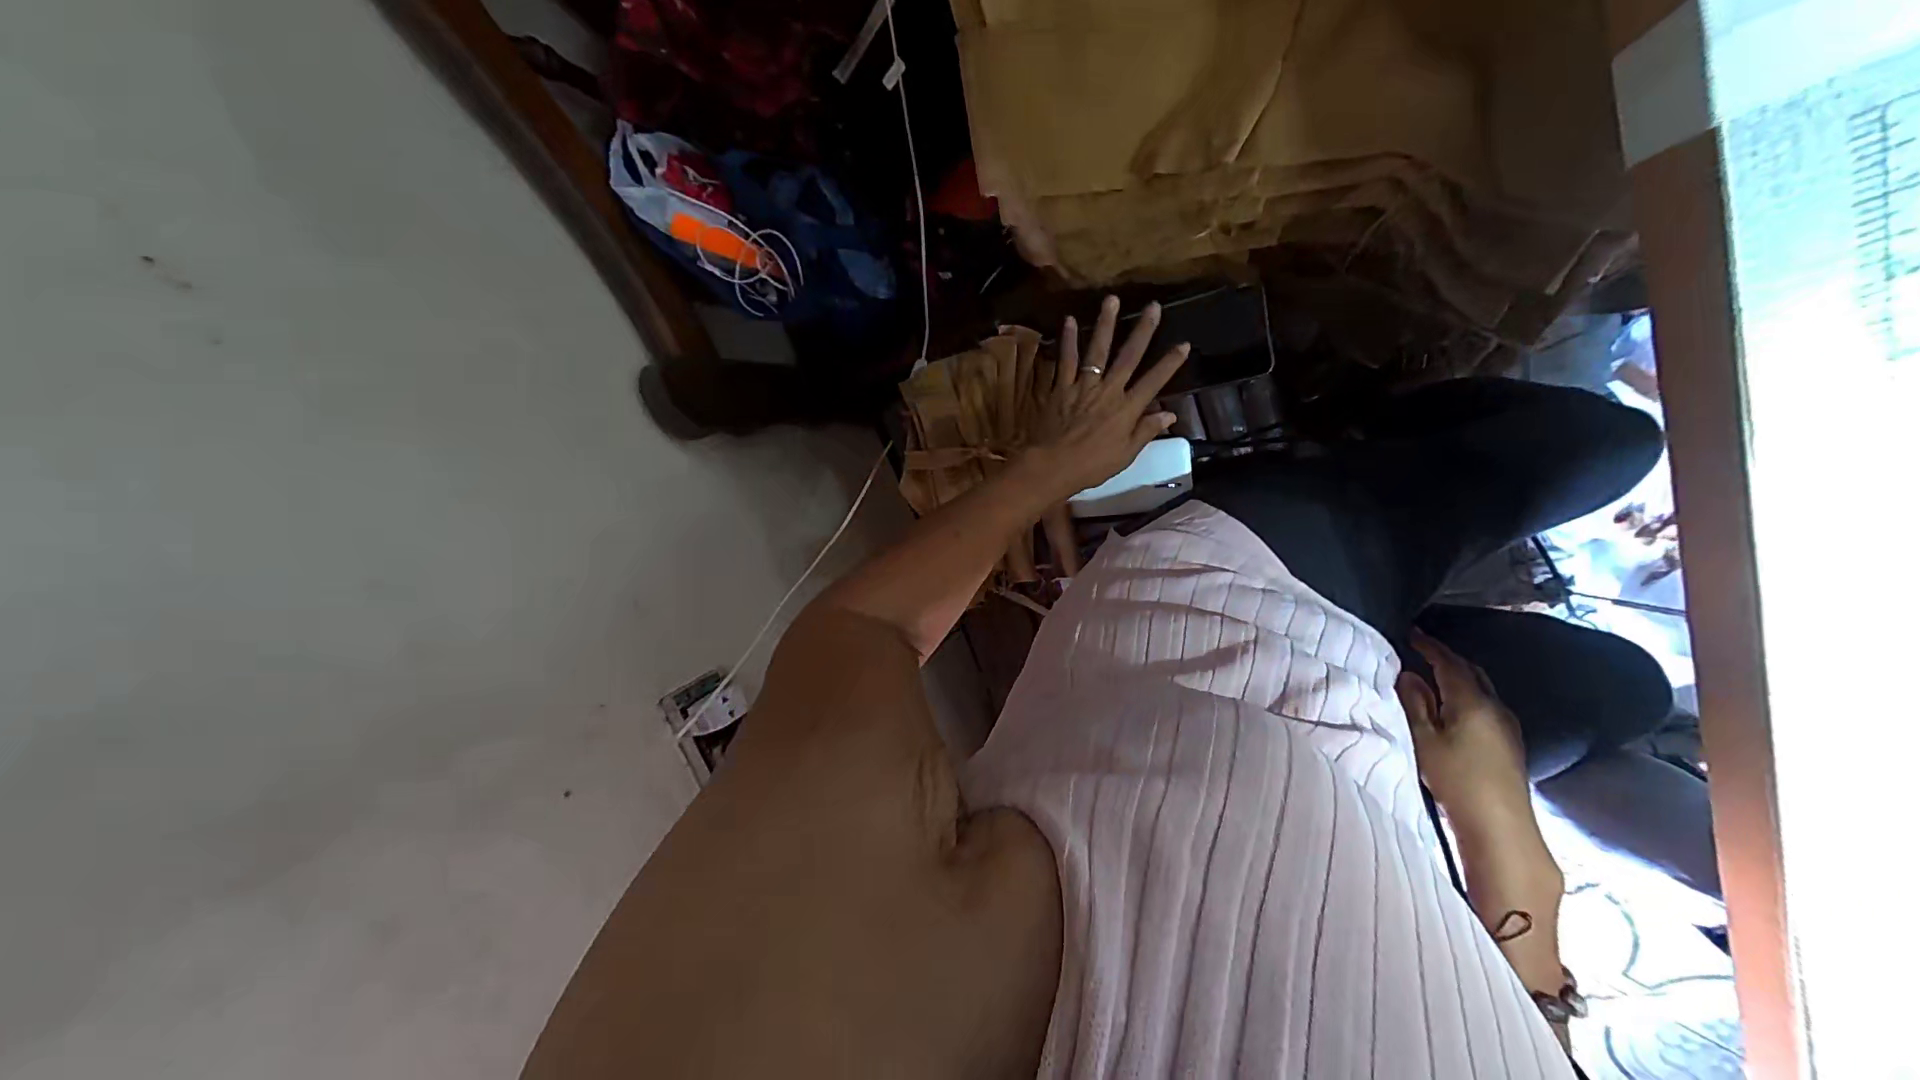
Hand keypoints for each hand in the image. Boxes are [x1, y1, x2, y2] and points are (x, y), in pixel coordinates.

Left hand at [1022, 295, 1189, 498]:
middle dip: (1143, 330)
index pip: (1154, 381)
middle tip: (1154, 306)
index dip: (1170, 363)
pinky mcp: (1060, 388)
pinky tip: (1071, 320)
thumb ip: (1146, 431)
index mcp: (1127, 409)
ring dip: (1106, 324)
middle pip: (1129, 356)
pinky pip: (1065, 360)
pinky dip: (1068, 340)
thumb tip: (1169, 414)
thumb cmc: (1092, 466)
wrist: (1053, 465)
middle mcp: (1108, 391)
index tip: (1183, 344)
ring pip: (1097, 350)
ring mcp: (1082, 386)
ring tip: (1112, 299)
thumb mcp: (1126, 454)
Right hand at [1396, 628, 1531, 822]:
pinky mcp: (1510, 742)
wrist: (1499, 824)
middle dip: (1447, 657)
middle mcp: (1495, 706)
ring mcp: (1507, 725)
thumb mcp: (1423, 738)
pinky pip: (1486, 703)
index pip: (1449, 663)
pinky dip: (1467, 693)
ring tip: (1435, 672)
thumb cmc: (1455, 777)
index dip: (1430, 645)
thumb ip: (1414, 702)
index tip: (1412, 632)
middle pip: (1471, 671)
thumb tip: (1410, 675)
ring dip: (1459, 675)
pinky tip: (1454, 703)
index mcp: (1471, 700)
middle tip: (1423, 649)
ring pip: (1481, 687)